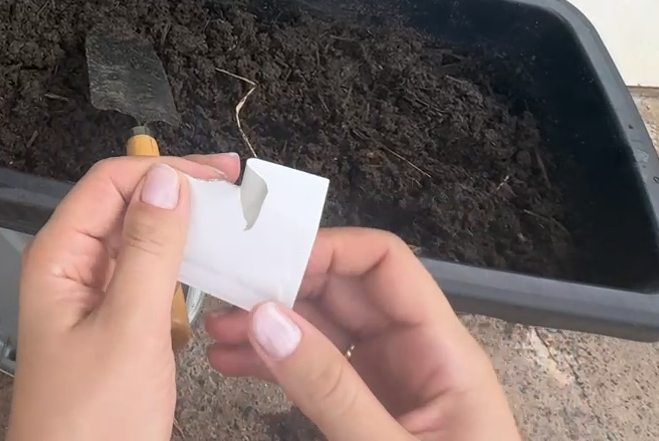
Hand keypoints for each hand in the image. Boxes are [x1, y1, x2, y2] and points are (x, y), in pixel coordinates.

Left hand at [6, 153, 241, 440]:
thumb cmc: (92, 424)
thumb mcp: (128, 331)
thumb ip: (150, 252)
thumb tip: (166, 179)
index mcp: (58, 254)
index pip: (109, 182)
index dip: (163, 169)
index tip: (220, 173)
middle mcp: (69, 263)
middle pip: (122, 203)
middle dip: (175, 190)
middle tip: (235, 190)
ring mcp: (89, 294)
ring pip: (136, 238)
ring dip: (180, 225)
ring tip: (230, 219)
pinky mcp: (109, 322)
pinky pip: (143, 275)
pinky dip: (177, 264)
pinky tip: (208, 263)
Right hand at [204, 228, 519, 440]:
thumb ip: (333, 392)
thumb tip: (267, 317)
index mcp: (442, 353)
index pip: (384, 263)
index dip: (327, 249)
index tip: (268, 261)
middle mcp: (412, 355)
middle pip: (340, 289)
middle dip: (279, 286)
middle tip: (225, 292)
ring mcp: (386, 383)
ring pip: (316, 326)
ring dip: (264, 324)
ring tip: (215, 332)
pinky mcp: (363, 409)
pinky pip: (311, 367)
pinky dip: (269, 362)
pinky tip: (231, 364)